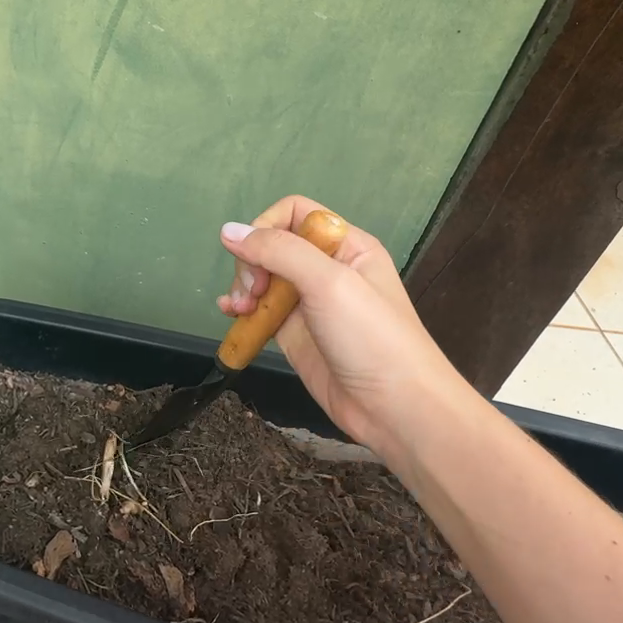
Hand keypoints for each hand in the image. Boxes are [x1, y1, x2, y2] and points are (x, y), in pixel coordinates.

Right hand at [216, 196, 471, 457]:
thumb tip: (227, 231)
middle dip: (251, 263)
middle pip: (271, 244)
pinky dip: (239, 308)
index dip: (266, 227)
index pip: (294, 213)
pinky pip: (258, 309)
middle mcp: (326, 268)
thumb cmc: (371, 338)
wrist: (395, 408)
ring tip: (238, 309)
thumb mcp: (328, 283)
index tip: (255, 256)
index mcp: (346, 246)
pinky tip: (230, 315)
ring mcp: (308, 301)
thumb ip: (278, 251)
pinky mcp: (293, 331)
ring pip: (260, 276)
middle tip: (250, 293)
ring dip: (241, 286)